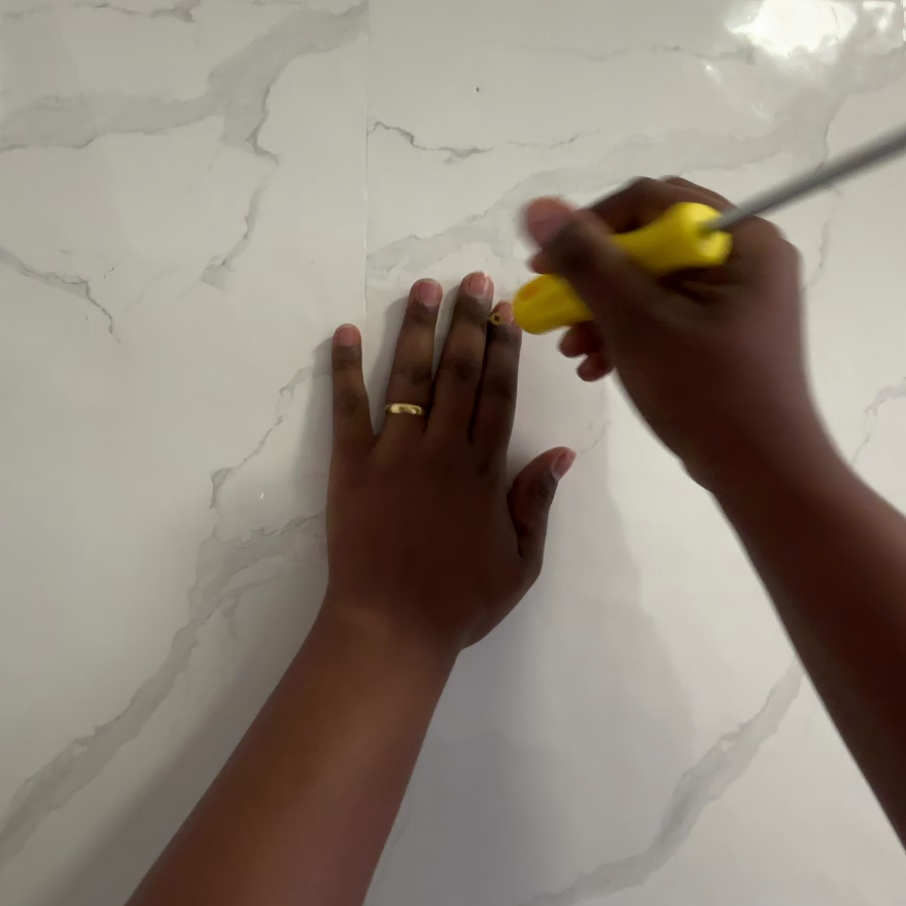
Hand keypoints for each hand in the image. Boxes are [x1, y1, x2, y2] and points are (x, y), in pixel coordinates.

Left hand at [325, 274, 574, 653]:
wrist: (391, 625)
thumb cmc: (460, 601)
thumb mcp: (521, 562)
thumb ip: (537, 503)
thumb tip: (561, 452)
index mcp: (483, 470)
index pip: (498, 394)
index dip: (504, 349)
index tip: (506, 311)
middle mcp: (440, 449)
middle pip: (458, 373)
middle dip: (466, 322)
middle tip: (471, 279)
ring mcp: (392, 453)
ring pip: (408, 379)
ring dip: (416, 330)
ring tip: (422, 288)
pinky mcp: (350, 465)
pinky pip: (347, 408)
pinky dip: (343, 369)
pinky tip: (344, 332)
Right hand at [524, 176, 838, 491]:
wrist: (761, 472)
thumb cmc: (705, 391)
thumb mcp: (636, 321)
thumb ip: (586, 262)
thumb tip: (538, 209)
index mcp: (740, 240)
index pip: (650, 202)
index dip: (589, 226)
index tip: (544, 264)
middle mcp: (742, 258)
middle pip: (647, 243)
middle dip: (593, 277)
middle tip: (555, 305)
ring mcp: (733, 298)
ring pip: (649, 282)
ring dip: (601, 310)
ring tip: (572, 349)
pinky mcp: (721, 332)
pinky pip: (661, 313)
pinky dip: (624, 332)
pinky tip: (596, 365)